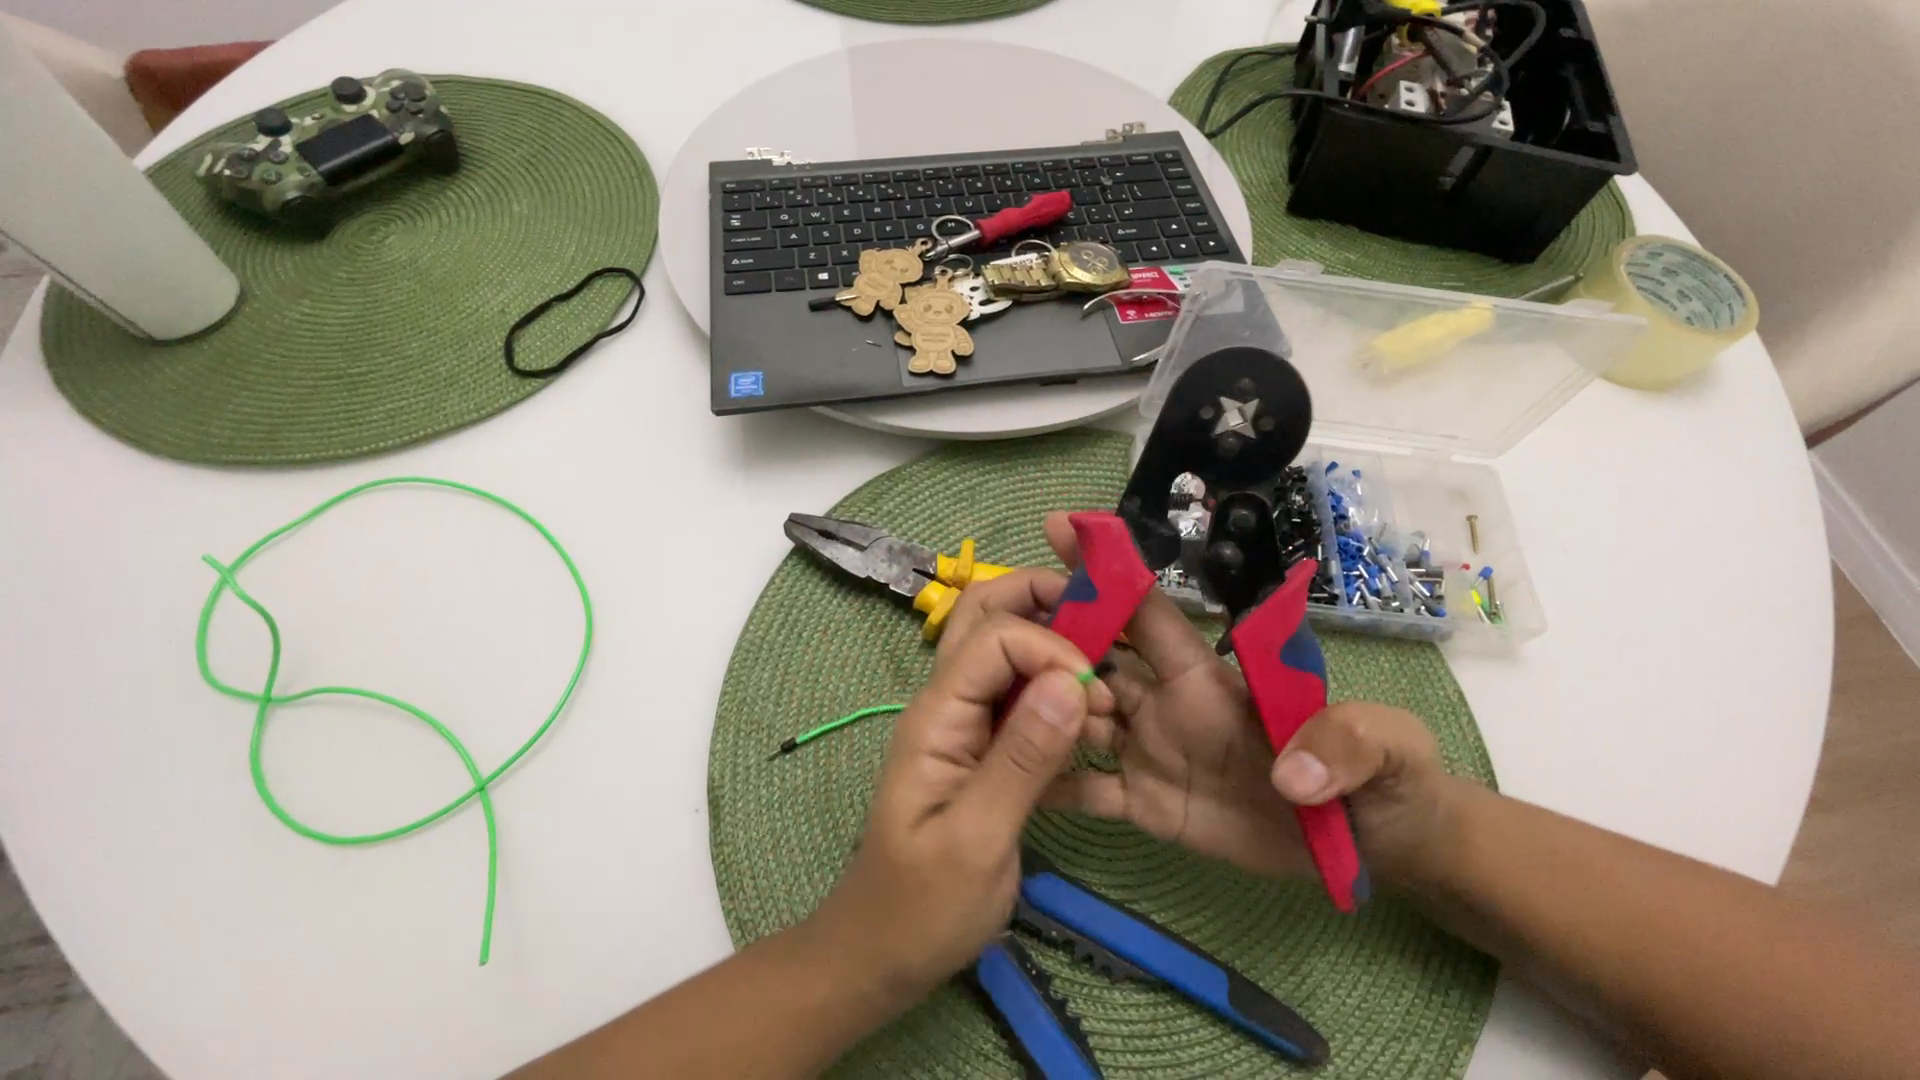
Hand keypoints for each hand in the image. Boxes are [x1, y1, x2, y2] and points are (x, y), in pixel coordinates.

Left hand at [809, 578, 1115, 998]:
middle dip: (1044, 604)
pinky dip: (1057, 697)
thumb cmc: (923, 906)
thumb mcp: (977, 840)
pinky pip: (1020, 699)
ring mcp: (963, 725)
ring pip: (1006, 653)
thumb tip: (1072, 681)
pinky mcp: (982, 749)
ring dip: (1057, 654)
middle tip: (1106, 628)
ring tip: (1106, 701)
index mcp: (937, 717)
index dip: (1050, 648)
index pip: (993, 637)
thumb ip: (1023, 758)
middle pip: (987, 618)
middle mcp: (947, 705)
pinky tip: (1092, 727)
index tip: (1095, 695)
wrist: (882, 952)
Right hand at [1031, 512, 1455, 886]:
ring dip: (1036, 707)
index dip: (1104, 569)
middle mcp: (1164, 703)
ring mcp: (1149, 752)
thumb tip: (1291, 772)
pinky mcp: (1146, 805)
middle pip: (1091, 657)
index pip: (1145, 611)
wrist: (1368, 843)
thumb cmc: (1378, 774)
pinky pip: (1085, 788)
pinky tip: (1003, 778)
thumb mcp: (1381, 747)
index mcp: (1206, 675)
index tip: (1056, 528)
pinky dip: (1047, 781)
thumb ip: (1343, 742)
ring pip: (1073, 715)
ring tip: (986, 707)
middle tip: (990, 632)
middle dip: (1045, 636)